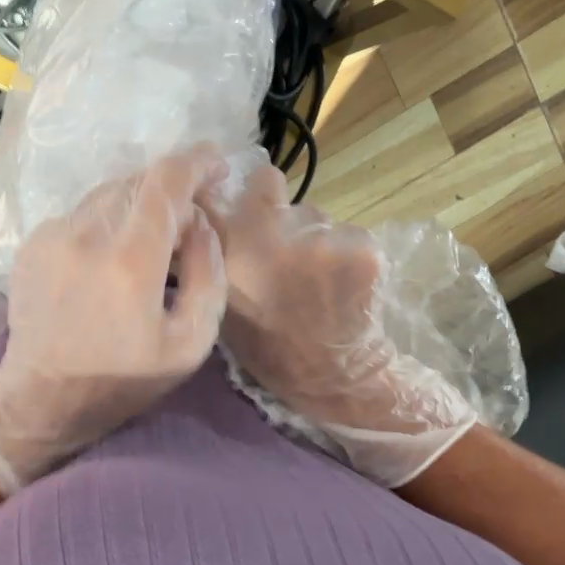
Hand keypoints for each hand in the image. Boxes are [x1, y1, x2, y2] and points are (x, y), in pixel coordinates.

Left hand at [0, 156, 227, 493]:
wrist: (41, 397)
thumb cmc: (123, 378)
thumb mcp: (190, 344)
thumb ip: (208, 274)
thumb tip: (201, 223)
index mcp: (130, 261)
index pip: (166, 181)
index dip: (197, 161)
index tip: (217, 164)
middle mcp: (87, 235)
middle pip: (138, 182)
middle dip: (171, 190)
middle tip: (188, 218)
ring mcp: (54, 236)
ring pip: (108, 194)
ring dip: (137, 206)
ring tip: (149, 242)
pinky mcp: (34, 243)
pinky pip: (81, 214)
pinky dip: (106, 223)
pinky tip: (110, 257)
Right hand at [202, 164, 475, 485]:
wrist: (335, 378)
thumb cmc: (271, 347)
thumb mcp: (224, 305)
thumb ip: (214, 258)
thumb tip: (204, 214)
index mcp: (228, 256)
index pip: (213, 194)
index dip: (219, 186)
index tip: (225, 190)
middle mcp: (269, 238)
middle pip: (270, 188)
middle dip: (277, 212)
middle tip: (286, 253)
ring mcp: (319, 239)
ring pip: (314, 214)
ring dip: (314, 236)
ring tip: (317, 279)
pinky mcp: (360, 245)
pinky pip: (349, 231)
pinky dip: (348, 252)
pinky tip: (344, 284)